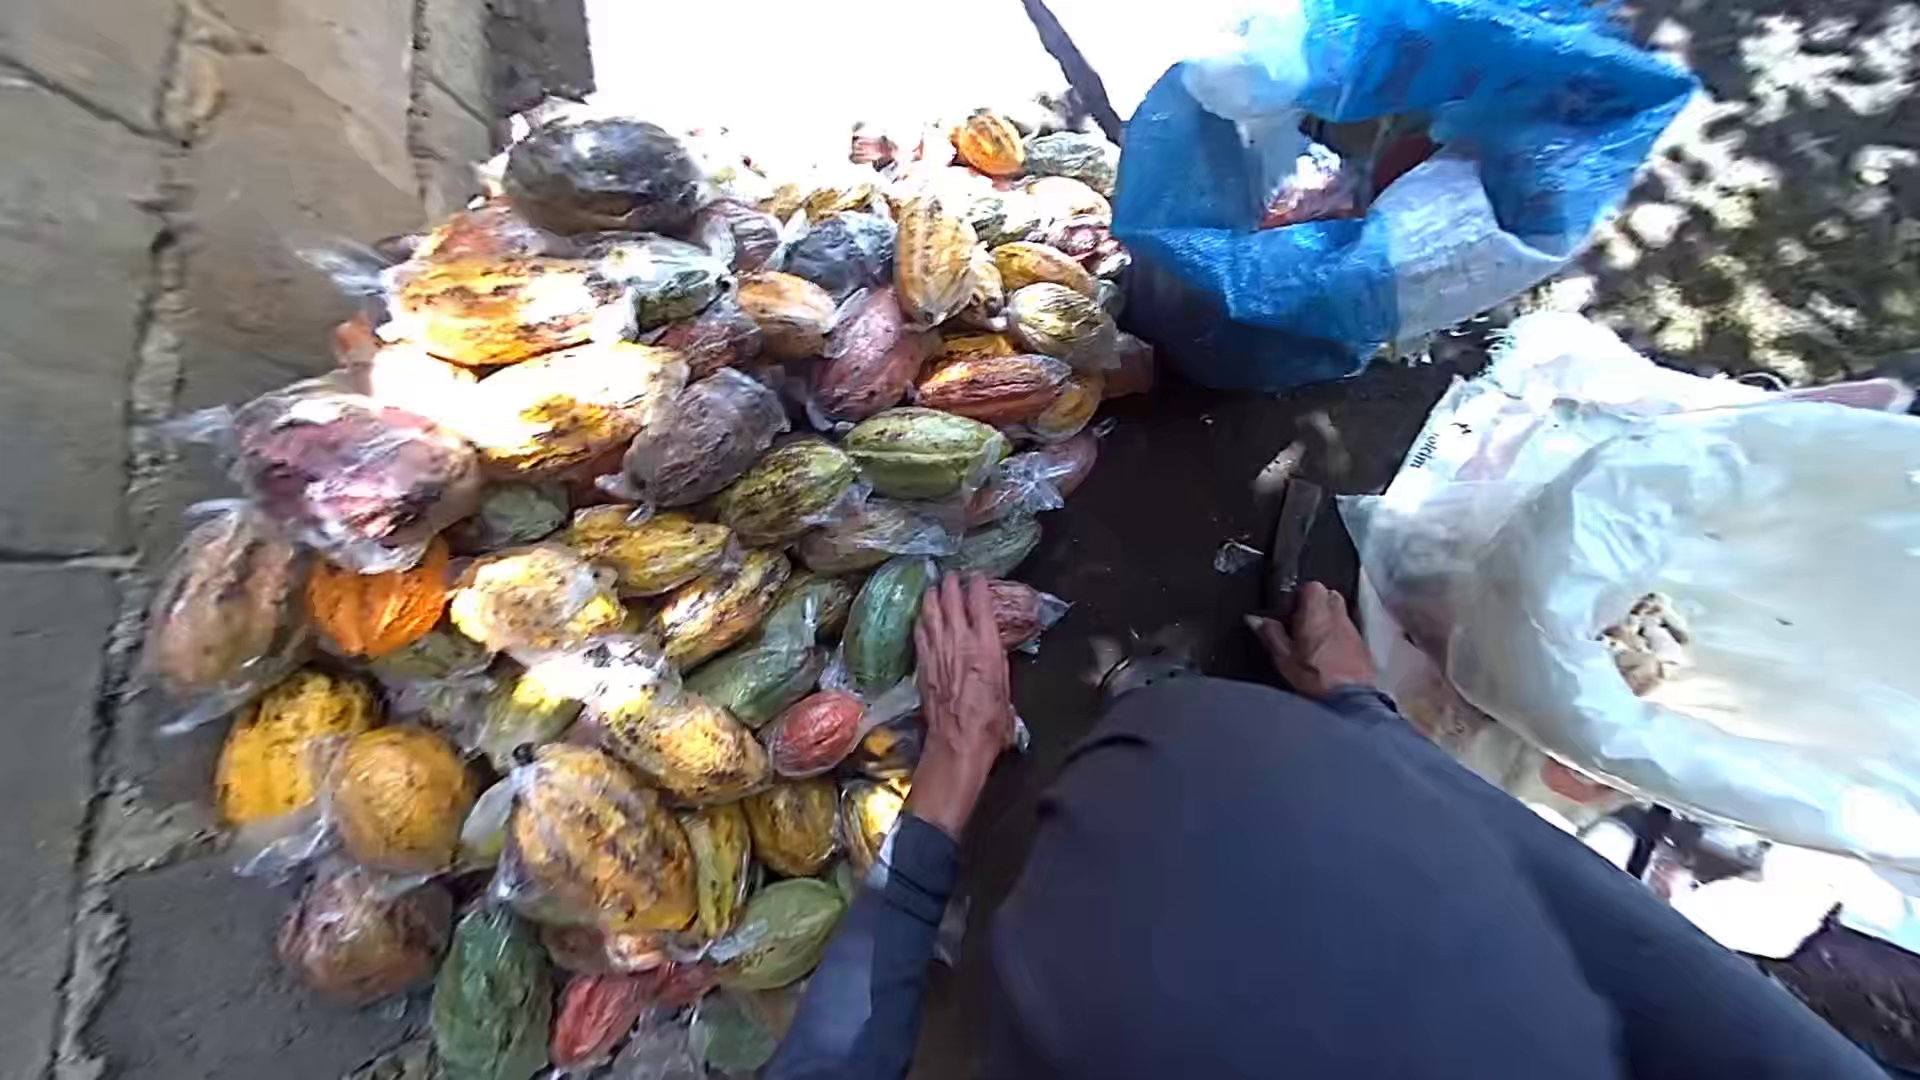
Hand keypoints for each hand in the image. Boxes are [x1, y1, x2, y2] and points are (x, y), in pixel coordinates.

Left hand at [908, 573, 1014, 838]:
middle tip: (952, 574)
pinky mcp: (923, 662)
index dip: (978, 585)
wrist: (958, 741)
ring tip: (935, 585)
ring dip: (933, 595)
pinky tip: (922, 613)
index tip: (977, 576)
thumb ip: (997, 657)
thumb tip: (991, 642)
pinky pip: (920, 632)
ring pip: (932, 613)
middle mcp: (959, 641)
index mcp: (985, 645)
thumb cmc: (990, 719)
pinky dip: (922, 618)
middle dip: (952, 584)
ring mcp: (938, 650)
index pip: (979, 604)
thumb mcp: (1005, 684)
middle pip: (952, 602)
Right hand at [1248, 581, 1376, 700]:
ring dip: (1325, 618)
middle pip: (1328, 594)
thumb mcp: (1282, 657)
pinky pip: (1347, 629)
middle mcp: (1338, 619)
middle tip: (1299, 620)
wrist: (1351, 703)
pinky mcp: (1362, 645)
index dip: (1297, 594)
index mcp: (1316, 616)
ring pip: (1339, 611)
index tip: (1287, 610)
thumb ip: (1269, 633)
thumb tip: (1256, 620)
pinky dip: (1336, 633)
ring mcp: (1352, 631)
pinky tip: (1325, 651)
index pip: (1311, 586)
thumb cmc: (1316, 679)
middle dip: (1313, 602)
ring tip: (1311, 637)